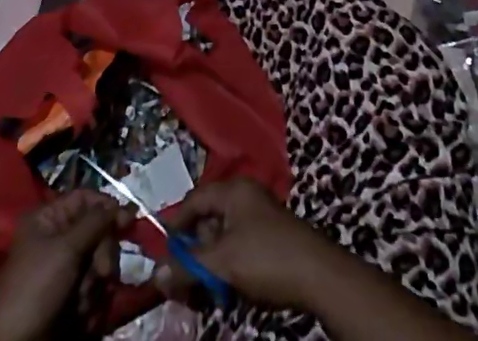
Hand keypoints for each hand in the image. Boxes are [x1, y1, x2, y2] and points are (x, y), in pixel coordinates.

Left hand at [0, 190, 133, 340]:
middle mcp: (58, 236)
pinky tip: (81, 308)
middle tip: (102, 270)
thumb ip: (94, 222)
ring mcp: (66, 265)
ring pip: (99, 258)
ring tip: (83, 296)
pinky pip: (94, 283)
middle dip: (103, 251)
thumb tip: (121, 204)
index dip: (106, 206)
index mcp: (48, 218)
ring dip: (97, 277)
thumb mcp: (65, 249)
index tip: (128, 220)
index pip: (84, 198)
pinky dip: (92, 296)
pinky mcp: (72, 291)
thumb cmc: (36, 286)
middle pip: (96, 229)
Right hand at [155, 178, 346, 310]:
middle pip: (208, 218)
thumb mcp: (222, 262)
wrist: (322, 277)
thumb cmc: (267, 258)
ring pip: (224, 236)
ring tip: (206, 287)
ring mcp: (261, 216)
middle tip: (183, 275)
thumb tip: (156, 274)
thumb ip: (188, 265)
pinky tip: (227, 286)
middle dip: (194, 248)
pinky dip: (229, 264)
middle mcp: (246, 196)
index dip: (176, 224)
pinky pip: (240, 245)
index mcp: (233, 190)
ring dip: (211, 261)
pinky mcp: (272, 237)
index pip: (194, 200)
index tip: (163, 250)